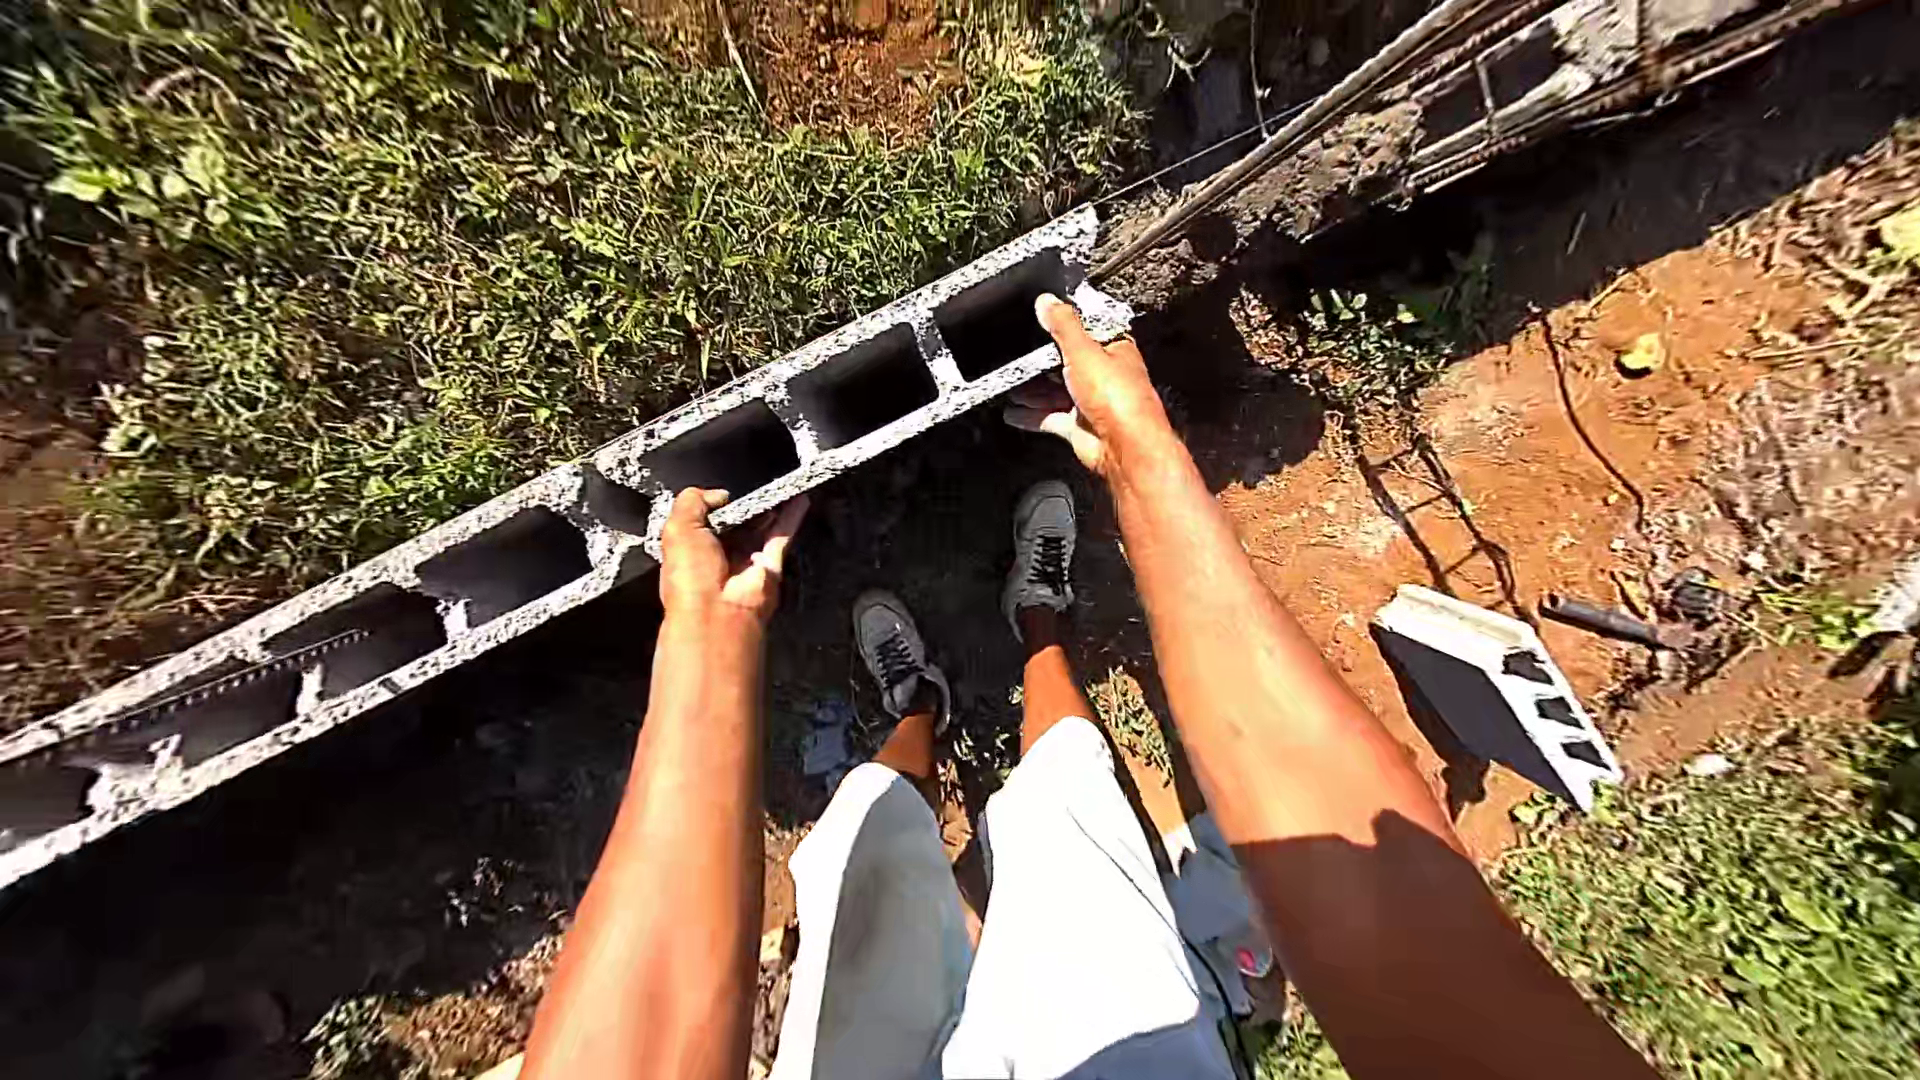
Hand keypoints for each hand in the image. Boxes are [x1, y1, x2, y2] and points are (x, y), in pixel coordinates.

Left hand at [659, 488, 808, 625]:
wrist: (718, 612)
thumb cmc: (690, 575)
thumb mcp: (677, 528)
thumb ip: (692, 502)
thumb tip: (720, 494)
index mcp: (693, 548)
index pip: (706, 520)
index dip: (715, 504)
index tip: (726, 491)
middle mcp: (721, 555)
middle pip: (738, 522)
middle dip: (746, 504)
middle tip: (755, 483)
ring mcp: (748, 560)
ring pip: (763, 526)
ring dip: (772, 506)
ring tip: (781, 484)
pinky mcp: (771, 565)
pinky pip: (782, 536)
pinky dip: (792, 517)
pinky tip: (799, 499)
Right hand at [1003, 293, 1174, 479]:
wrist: (1124, 445)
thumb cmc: (1119, 399)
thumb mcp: (1084, 350)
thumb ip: (1063, 325)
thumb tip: (1047, 302)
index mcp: (1112, 350)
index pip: (1085, 331)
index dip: (1062, 326)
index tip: (1038, 322)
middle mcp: (1103, 377)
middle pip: (1066, 364)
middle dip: (1039, 364)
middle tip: (1016, 358)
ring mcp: (1090, 403)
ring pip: (1056, 393)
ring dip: (1032, 392)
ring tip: (1010, 387)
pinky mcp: (1078, 427)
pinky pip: (1050, 418)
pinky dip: (1031, 416)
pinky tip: (1014, 413)